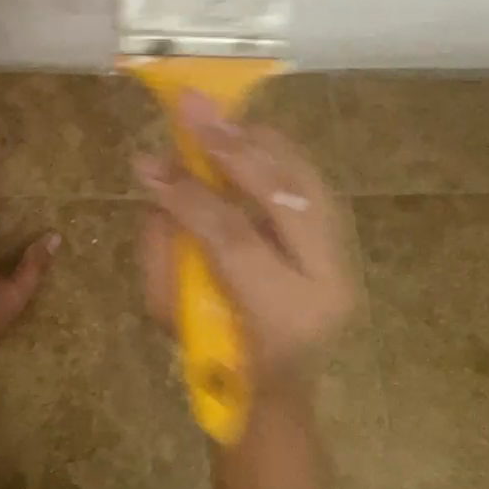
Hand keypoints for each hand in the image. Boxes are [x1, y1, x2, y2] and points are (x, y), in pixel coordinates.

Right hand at [134, 92, 357, 388]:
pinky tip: (237, 131)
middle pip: (283, 196)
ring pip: (302, 177)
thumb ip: (162, 252)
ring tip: (211, 113)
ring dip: (254, 139)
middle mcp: (325, 281)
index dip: (190, 196)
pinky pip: (305, 176)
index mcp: (282, 314)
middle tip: (188, 104)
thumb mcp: (171, 315)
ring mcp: (341, 256)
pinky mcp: (338, 236)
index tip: (147, 163)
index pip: (236, 239)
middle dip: (231, 146)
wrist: (275, 383)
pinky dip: (271, 149)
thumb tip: (158, 189)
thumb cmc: (213, 356)